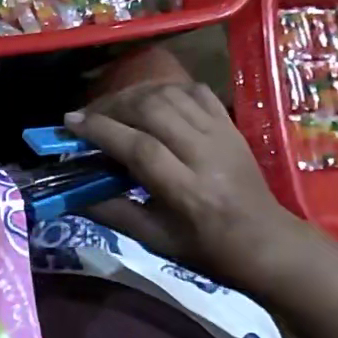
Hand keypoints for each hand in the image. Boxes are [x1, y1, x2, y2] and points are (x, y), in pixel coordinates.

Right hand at [65, 82, 328, 292]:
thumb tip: (72, 195)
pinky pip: (195, 91)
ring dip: (135, 94)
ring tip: (113, 107)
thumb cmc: (207, 248)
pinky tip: (150, 99)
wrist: (266, 241)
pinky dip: (167, 88)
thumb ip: (113, 213)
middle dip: (112, 105)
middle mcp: (205, 155)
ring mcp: (222, 134)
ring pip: (172, 94)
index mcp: (188, 191)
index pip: (139, 147)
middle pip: (153, 110)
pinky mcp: (231, 124)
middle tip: (88, 115)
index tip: (70, 122)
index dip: (102, 130)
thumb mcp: (156, 240)